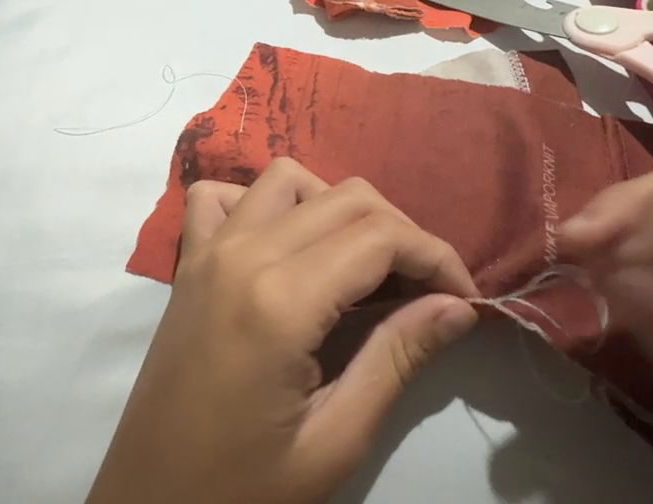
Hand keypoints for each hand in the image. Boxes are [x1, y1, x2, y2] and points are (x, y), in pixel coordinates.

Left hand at [87, 158, 479, 503]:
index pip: (380, 237)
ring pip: (289, 179)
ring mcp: (208, 249)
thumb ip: (397, 358)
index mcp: (280, 299)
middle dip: (402, 232)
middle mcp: (243, 252)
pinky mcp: (187, 261)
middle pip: (346, 197)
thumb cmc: (243, 488)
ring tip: (363, 266)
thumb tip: (459, 306)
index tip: (464, 297)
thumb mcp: (333, 440)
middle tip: (426, 290)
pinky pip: (224, 196)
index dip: (436, 257)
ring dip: (339, 207)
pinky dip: (263, 202)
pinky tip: (285, 245)